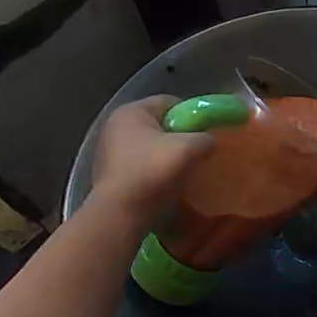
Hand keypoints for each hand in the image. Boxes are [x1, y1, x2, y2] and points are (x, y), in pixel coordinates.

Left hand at [87, 95, 214, 220]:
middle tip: (194, 155)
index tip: (203, 135)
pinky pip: (139, 164)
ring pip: (149, 146)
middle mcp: (115, 125)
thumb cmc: (152, 173)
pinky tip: (163, 185)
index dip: (191, 116)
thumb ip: (205, 139)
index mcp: (131, 111)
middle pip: (158, 125)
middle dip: (178, 138)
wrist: (120, 213)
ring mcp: (108, 150)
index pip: (169, 102)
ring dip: (166, 156)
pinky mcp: (109, 172)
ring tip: (180, 173)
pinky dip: (153, 171)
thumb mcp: (188, 150)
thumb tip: (207, 143)